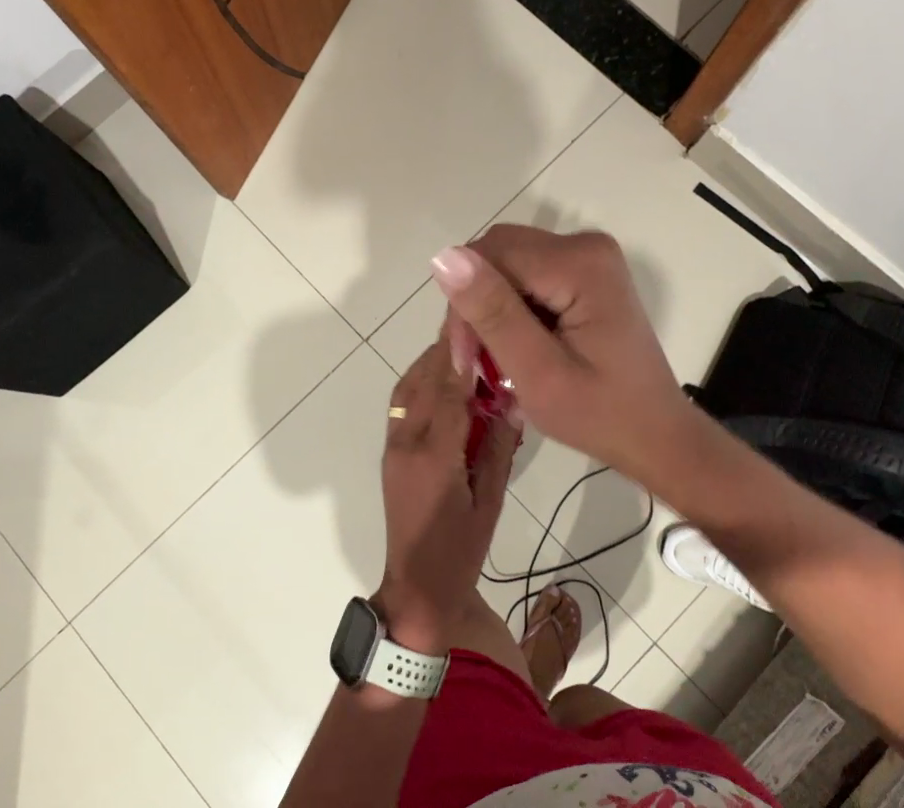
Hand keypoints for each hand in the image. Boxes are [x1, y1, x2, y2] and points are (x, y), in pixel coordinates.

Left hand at [373, 336, 516, 653]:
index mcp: (435, 458)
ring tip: (461, 343)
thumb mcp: (491, 501)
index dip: (461, 353)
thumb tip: (513, 400)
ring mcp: (393, 447)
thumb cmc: (461, 550)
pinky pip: (403, 405)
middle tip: (472, 319)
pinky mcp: (390, 453)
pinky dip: (421, 383)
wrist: (416, 586)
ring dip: (431, 361)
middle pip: (424, 382)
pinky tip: (444, 378)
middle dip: (446, 348)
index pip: (449, 392)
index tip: (474, 317)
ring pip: (407, 390)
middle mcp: (407, 444)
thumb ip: (500, 448)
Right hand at [430, 225, 699, 475]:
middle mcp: (585, 246)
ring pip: (507, 266)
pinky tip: (515, 350)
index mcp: (580, 264)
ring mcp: (588, 258)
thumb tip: (443, 257)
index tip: (465, 361)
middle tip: (475, 364)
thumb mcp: (537, 371)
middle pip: (498, 254)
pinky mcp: (586, 273)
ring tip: (494, 363)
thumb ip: (492, 312)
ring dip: (490, 311)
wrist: (654, 435)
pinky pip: (527, 277)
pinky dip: (510, 311)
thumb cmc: (599, 414)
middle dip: (475, 305)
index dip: (465, 304)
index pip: (489, 257)